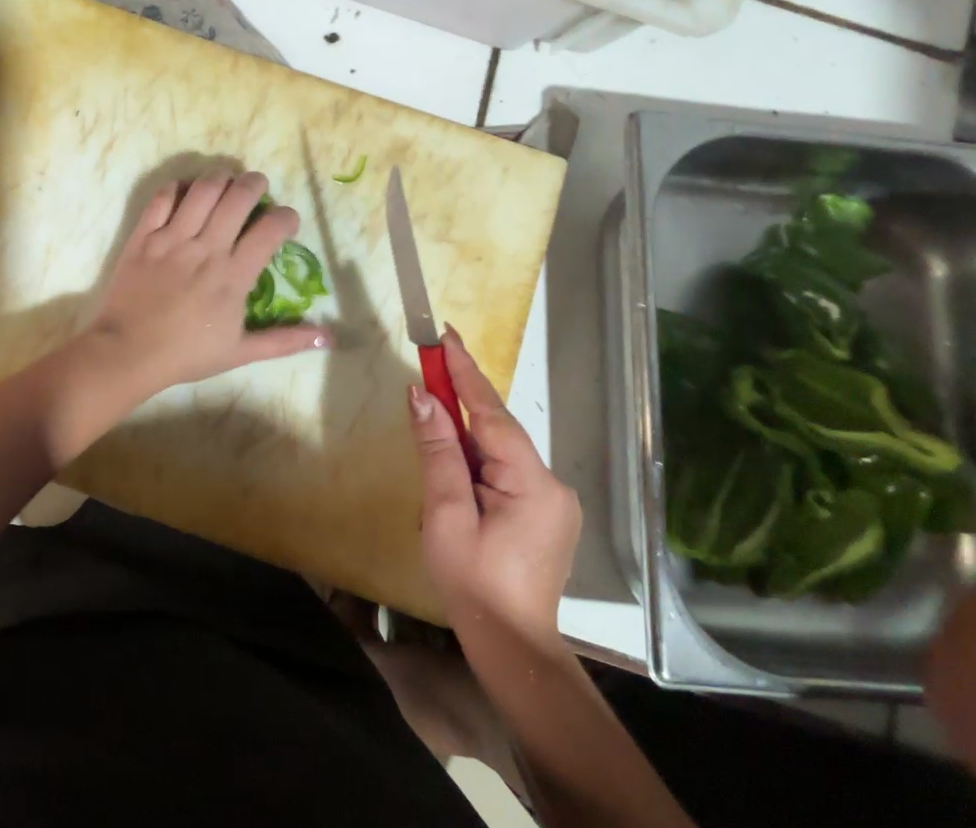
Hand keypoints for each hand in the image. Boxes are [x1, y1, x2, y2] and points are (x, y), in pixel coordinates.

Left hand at [83, 172, 330, 396]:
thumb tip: (329, 338)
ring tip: (226, 181)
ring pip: (202, 190)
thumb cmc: (185, 355)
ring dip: (220, 178)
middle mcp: (205, 249)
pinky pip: (162, 198)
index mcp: (233, 276)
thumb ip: (284, 340)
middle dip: (255, 184)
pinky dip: (177, 188)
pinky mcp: (143, 237)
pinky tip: (186, 191)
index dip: (286, 217)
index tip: (286, 221)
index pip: (271, 229)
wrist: (127, 352)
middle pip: (238, 197)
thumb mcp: (239, 352)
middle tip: (257, 187)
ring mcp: (171, 240)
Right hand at [410, 329, 579, 649]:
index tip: (445, 337)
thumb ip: (438, 452)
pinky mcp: (545, 515)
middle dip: (462, 401)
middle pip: (499, 431)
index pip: (494, 415)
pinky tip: (454, 468)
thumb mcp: (445, 513)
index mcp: (533, 483)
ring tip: (431, 425)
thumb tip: (423, 398)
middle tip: (428, 366)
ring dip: (464, 435)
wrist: (509, 639)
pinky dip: (477, 459)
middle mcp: (553, 484)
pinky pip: (505, 472)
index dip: (467, 374)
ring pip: (501, 452)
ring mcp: (553, 501)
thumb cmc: (471, 579)